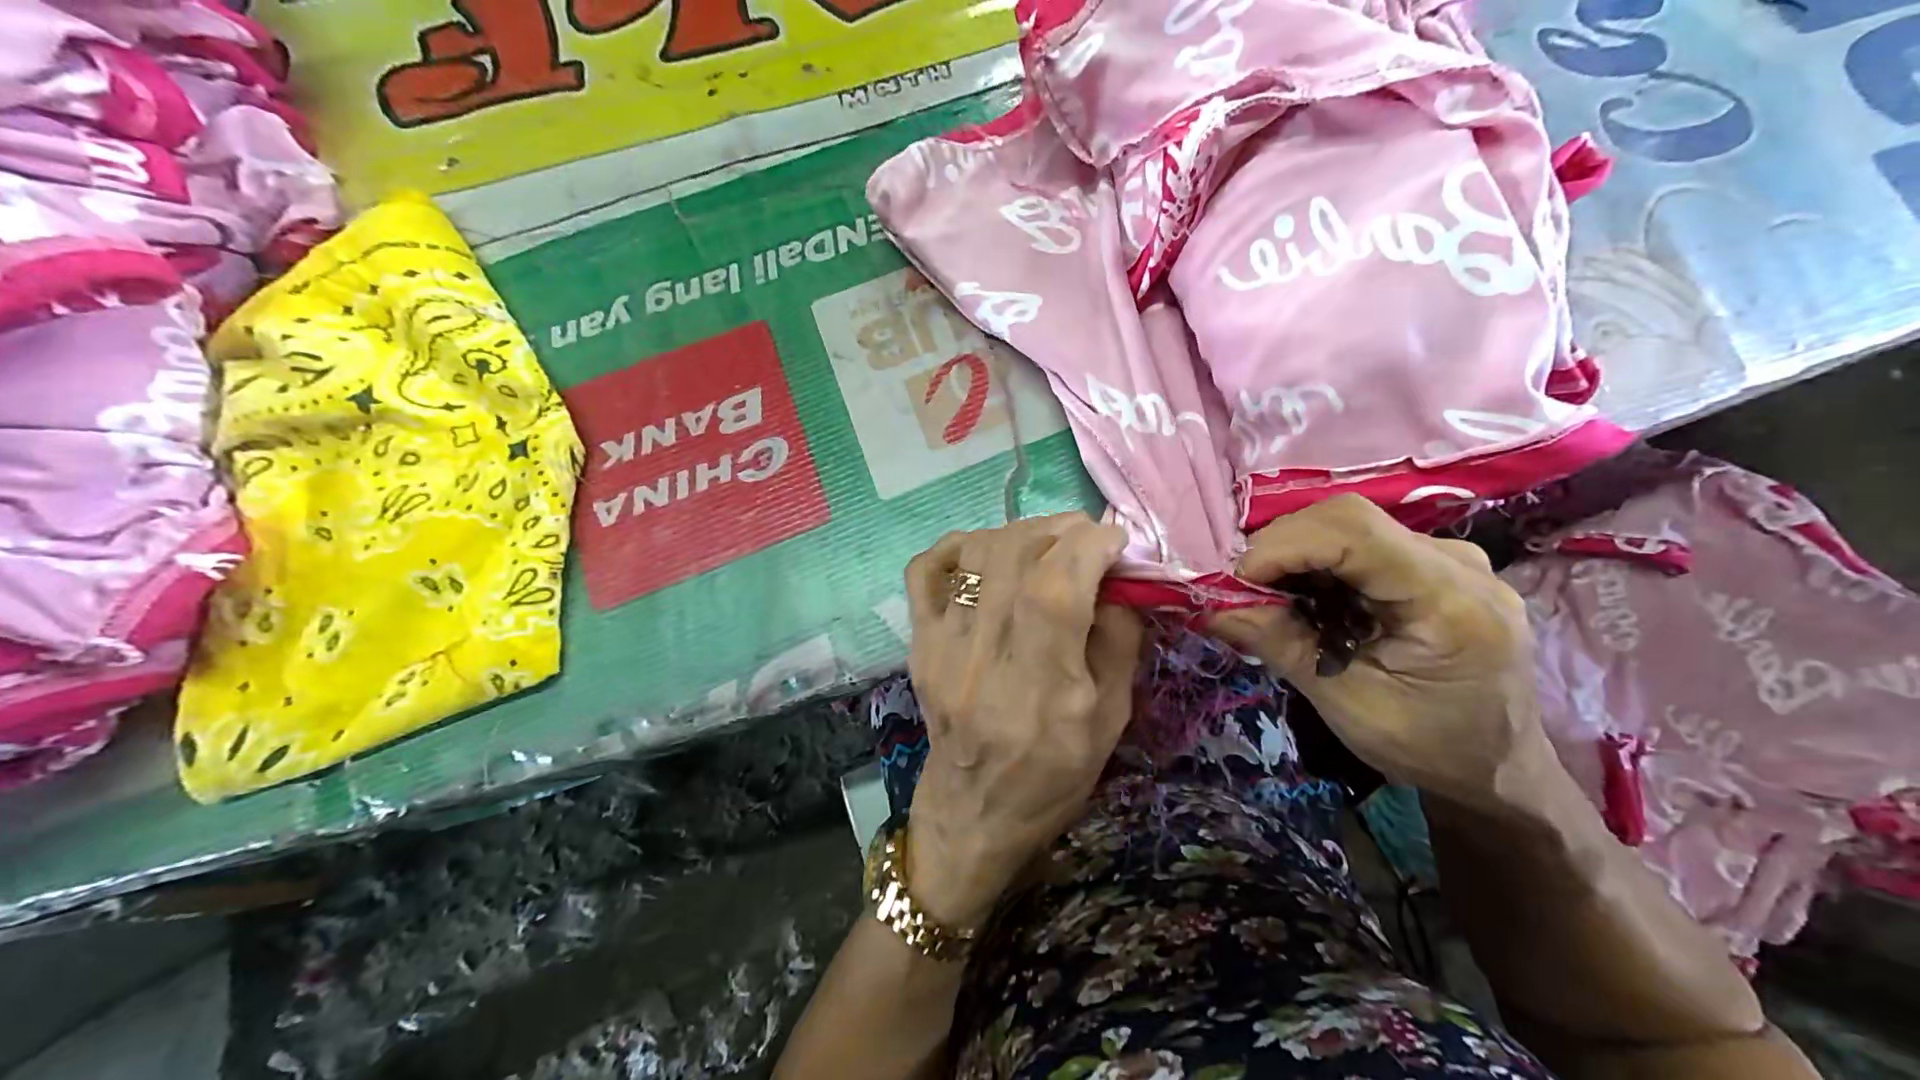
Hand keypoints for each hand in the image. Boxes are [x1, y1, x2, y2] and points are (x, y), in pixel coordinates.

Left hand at [902, 514, 1144, 928]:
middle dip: (1062, 530)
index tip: (1116, 541)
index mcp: (1040, 686)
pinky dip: (960, 546)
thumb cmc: (1053, 775)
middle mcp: (984, 656)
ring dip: (1022, 532)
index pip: (1056, 586)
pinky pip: (925, 569)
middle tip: (1087, 540)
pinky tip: (991, 554)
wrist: (974, 811)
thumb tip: (1119, 578)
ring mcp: (942, 644)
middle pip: (1015, 554)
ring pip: (977, 551)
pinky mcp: (919, 640)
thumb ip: (1120, 643)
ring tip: (1049, 545)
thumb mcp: (1111, 721)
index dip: (1090, 545)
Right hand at [1207, 495, 1551, 812]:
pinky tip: (1306, 597)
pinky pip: (1362, 541)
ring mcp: (1451, 557)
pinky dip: (1317, 561)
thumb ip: (1281, 645)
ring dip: (1295, 553)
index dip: (1283, 545)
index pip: (1354, 532)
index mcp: (1450, 602)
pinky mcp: (1435, 563)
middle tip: (1245, 594)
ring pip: (1350, 525)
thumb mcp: (1346, 705)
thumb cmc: (1428, 747)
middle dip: (1281, 548)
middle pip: (1347, 519)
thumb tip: (1211, 607)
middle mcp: (1458, 563)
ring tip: (1271, 598)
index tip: (1238, 584)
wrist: (1498, 767)